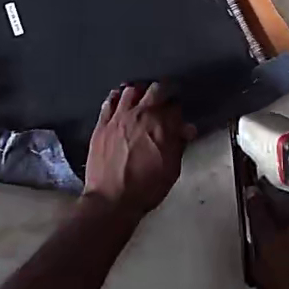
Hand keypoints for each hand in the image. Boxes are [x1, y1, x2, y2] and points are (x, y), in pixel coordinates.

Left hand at [82, 83, 193, 217]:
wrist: (111, 200)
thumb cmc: (146, 188)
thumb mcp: (171, 169)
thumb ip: (179, 144)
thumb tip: (186, 130)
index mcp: (162, 125)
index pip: (174, 105)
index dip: (177, 108)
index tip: (177, 113)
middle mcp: (141, 115)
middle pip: (155, 89)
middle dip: (163, 91)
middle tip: (163, 98)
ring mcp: (119, 118)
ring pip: (131, 90)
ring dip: (139, 91)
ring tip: (141, 97)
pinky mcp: (102, 124)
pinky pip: (109, 101)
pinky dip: (117, 97)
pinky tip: (120, 101)